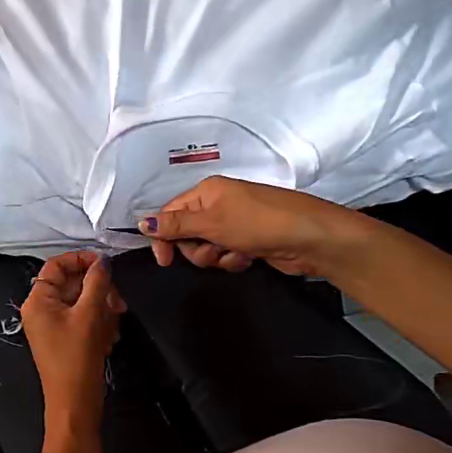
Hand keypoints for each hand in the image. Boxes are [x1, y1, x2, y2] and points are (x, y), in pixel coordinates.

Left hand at [20, 252, 126, 421]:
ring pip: (83, 302)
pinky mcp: (66, 338)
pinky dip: (99, 325)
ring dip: (103, 310)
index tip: (107, 265)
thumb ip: (97, 283)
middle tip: (119, 304)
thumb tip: (103, 261)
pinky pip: (84, 320)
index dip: (81, 260)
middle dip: (99, 292)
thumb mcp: (88, 315)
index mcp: (38, 300)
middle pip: (73, 284)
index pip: (56, 265)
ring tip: (113, 328)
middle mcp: (41, 309)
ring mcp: (53, 325)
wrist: (74, 403)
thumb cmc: (76, 358)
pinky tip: (108, 340)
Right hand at [138, 176, 360, 276]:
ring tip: (235, 254)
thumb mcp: (212, 222)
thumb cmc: (259, 223)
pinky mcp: (247, 241)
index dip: (163, 237)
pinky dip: (232, 260)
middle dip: (196, 249)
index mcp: (206, 192)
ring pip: (205, 248)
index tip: (164, 260)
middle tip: (213, 251)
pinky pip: (225, 255)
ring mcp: (234, 223)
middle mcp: (217, 204)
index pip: (170, 214)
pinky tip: (248, 258)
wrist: (310, 238)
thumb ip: (175, 225)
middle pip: (186, 234)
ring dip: (216, 257)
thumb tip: (142, 222)